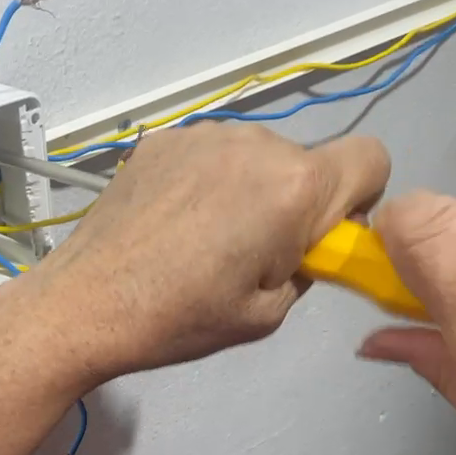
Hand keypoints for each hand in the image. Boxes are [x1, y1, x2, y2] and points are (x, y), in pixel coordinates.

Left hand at [21, 124, 390, 382]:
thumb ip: (304, 269)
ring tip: (195, 241)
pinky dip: (199, 182)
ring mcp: (200, 136)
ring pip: (251, 157)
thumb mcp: (264, 315)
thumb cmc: (176, 318)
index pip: (372, 161)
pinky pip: (203, 156)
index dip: (355, 200)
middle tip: (243, 254)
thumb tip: (300, 248)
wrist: (83, 304)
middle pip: (303, 162)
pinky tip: (165, 222)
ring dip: (243, 189)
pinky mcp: (157, 142)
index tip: (316, 237)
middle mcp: (255, 143)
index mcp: (295, 185)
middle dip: (290, 202)